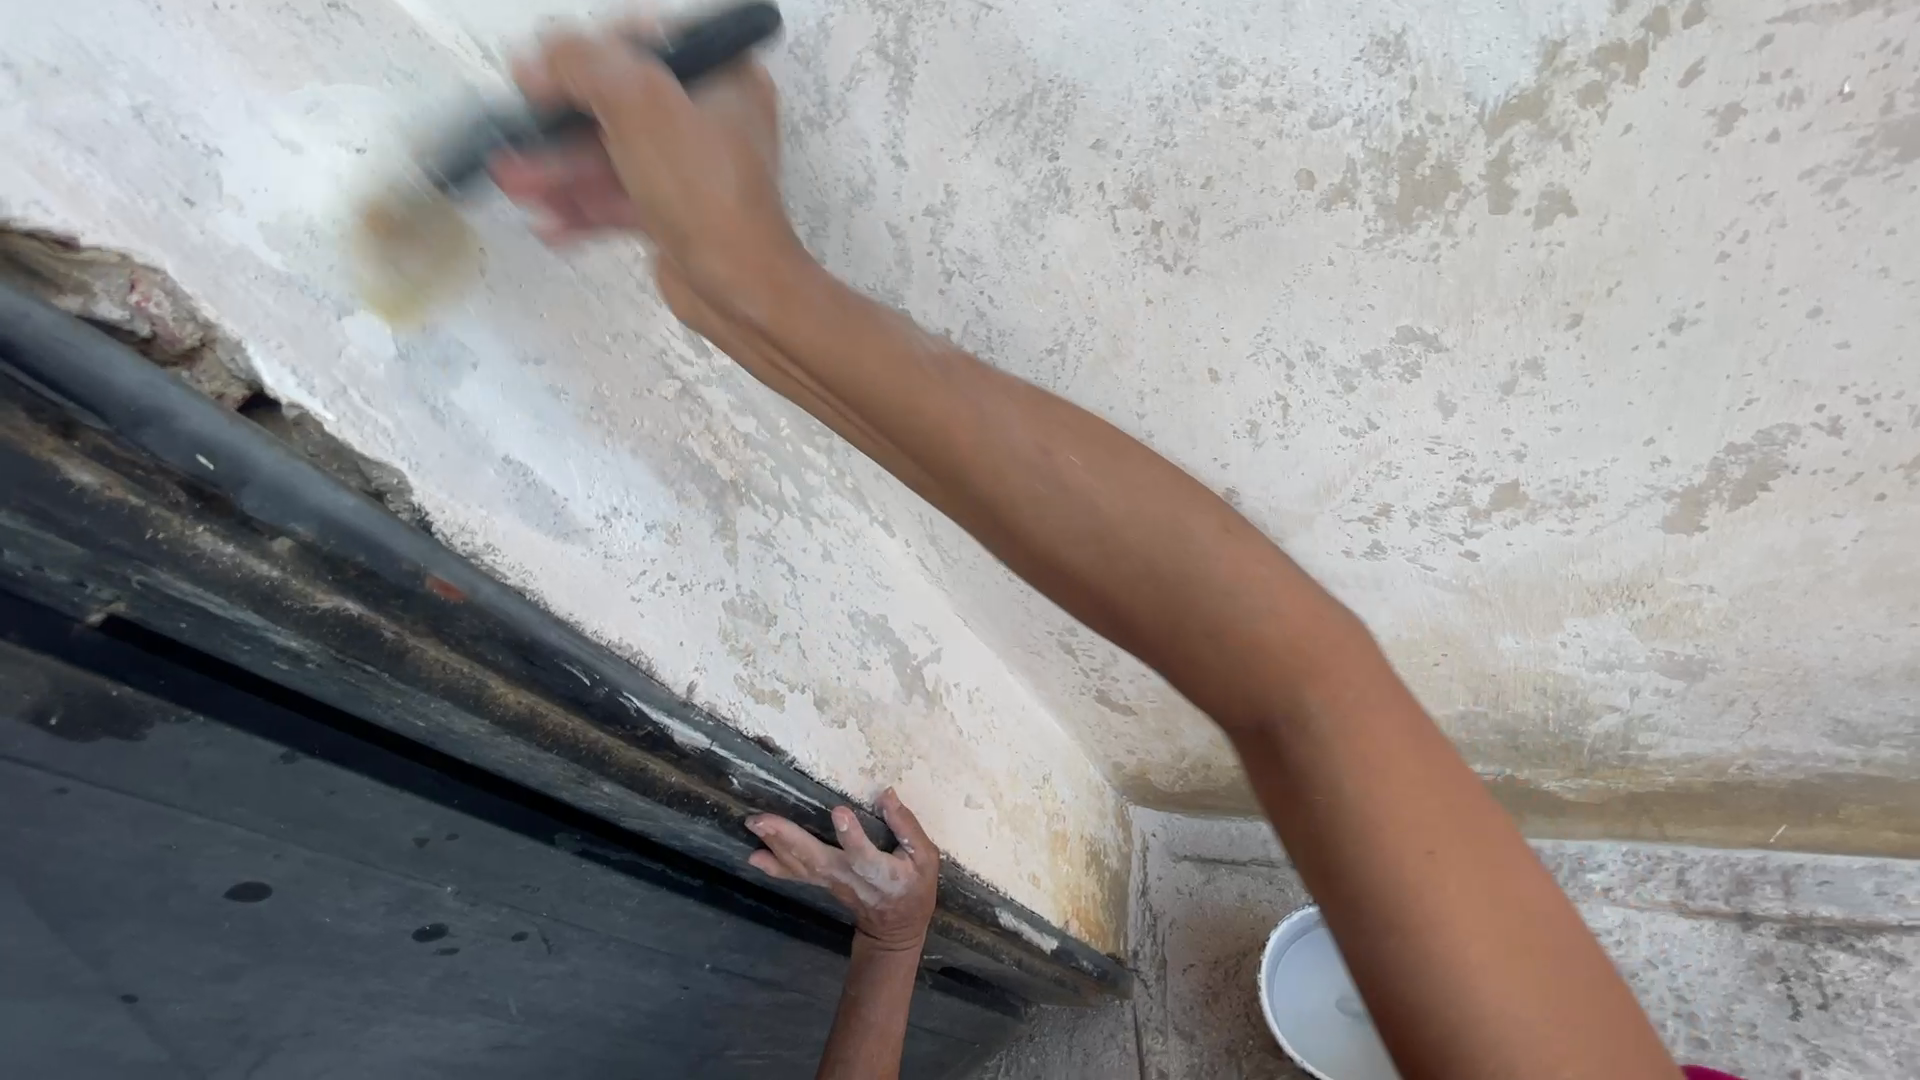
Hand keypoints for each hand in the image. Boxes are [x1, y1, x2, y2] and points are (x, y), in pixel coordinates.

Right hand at [492, 22, 808, 330]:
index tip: (542, 75)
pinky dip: (584, 210)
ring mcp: (693, 174)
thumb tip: (540, 63)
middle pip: (617, 106)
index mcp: (723, 78)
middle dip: (557, 126)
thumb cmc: (707, 195)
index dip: (585, 56)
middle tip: (513, 134)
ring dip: (559, 172)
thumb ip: (581, 63)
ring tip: (514, 186)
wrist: (741, 290)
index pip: (641, 45)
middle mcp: (710, 122)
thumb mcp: (639, 103)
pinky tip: (549, 223)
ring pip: (612, 159)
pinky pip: (620, 203)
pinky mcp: (678, 218)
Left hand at [746, 788, 939, 952]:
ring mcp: (831, 882)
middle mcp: (849, 877)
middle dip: (788, 838)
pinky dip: (774, 866)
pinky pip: (795, 875)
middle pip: (817, 859)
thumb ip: (907, 826)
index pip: (863, 853)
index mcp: (879, 871)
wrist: (895, 931)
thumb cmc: (914, 889)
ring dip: (775, 845)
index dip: (852, 836)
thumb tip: (886, 794)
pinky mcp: (822, 882)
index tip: (840, 812)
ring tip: (754, 824)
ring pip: (801, 865)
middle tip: (762, 819)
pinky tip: (755, 856)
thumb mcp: (925, 858)